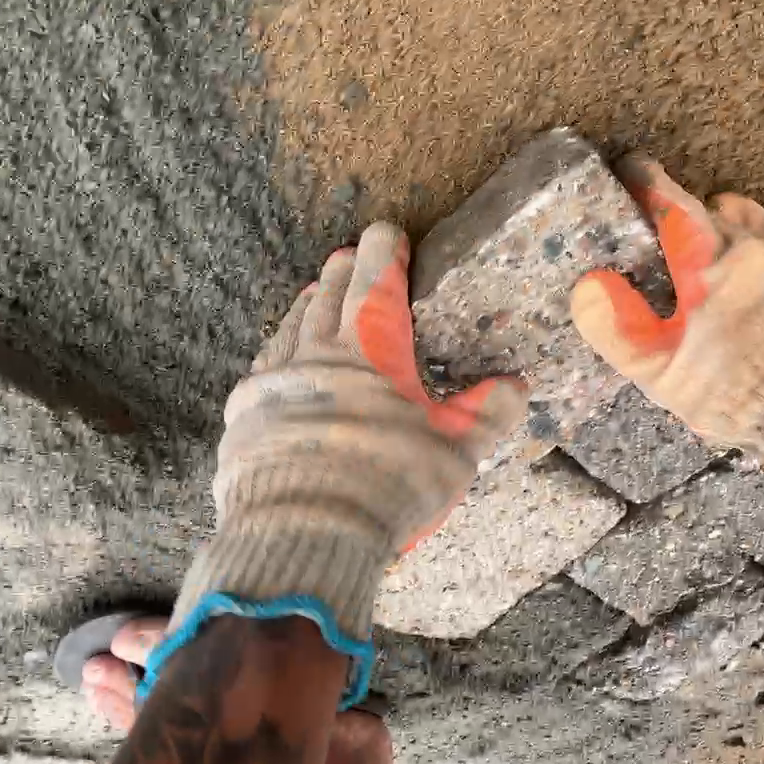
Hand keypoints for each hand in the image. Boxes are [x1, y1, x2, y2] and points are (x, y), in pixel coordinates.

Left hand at [175, 223, 528, 640]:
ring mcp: (276, 380)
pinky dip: (279, 346)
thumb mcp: (456, 450)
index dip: (386, 251)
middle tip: (351, 253)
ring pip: (293, 323)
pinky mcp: (246, 413)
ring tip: (316, 290)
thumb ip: (489, 412)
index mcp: (372, 348)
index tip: (389, 232)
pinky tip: (280, 353)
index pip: (379, 280)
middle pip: (332, 293)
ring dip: (310, 302)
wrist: (303, 531)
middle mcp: (319, 353)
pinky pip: (265, 363)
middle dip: (346, 269)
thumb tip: (517, 385)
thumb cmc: (390, 481)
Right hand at [570, 156, 763, 501]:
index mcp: (707, 264)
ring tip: (714, 252)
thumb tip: (588, 284)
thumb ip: (617, 327)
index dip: (649, 184)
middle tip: (671, 236)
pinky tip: (756, 281)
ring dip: (729, 228)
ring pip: (752, 222)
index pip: (672, 206)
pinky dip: (761, 251)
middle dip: (689, 216)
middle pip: (713, 211)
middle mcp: (752, 247)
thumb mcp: (661, 373)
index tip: (634, 167)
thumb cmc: (736, 390)